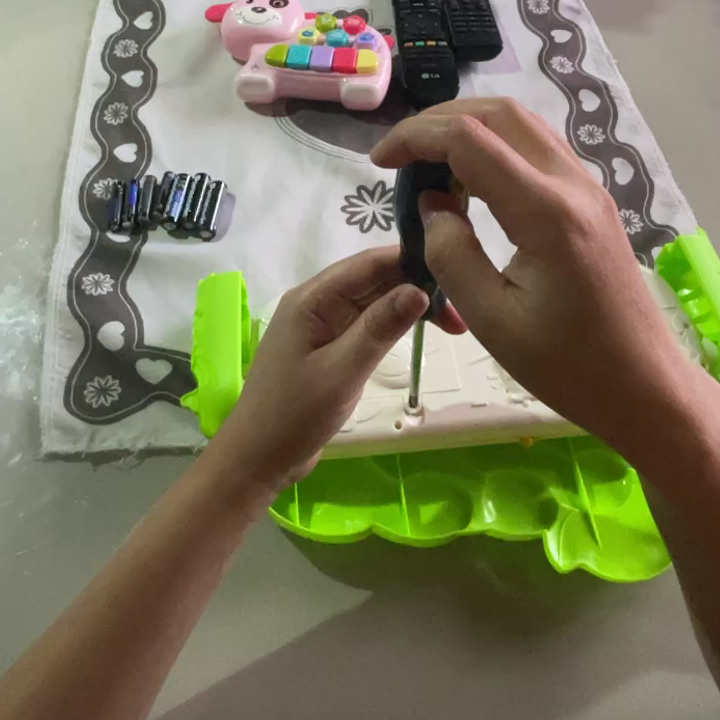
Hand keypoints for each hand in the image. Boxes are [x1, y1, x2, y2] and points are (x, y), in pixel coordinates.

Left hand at [205, 247, 465, 493]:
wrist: (257, 459)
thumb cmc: (294, 415)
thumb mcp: (342, 371)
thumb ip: (379, 328)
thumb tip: (420, 290)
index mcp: (312, 299)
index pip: (368, 264)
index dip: (410, 260)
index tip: (454, 268)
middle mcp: (317, 302)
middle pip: (373, 279)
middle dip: (415, 285)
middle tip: (462, 306)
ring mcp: (323, 325)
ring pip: (373, 300)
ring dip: (408, 306)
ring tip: (453, 321)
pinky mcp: (329, 346)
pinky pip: (366, 323)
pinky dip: (393, 324)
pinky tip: (420, 331)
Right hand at [369, 98, 719, 450]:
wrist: (644, 384)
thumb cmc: (568, 366)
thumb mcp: (492, 319)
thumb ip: (451, 253)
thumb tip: (433, 203)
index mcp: (546, 213)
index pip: (469, 140)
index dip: (415, 138)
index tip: (379, 162)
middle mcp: (572, 184)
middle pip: (498, 113)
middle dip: (438, 121)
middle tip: (398, 155)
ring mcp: (588, 187)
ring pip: (521, 123)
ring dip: (468, 127)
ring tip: (427, 162)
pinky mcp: (591, 200)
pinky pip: (538, 148)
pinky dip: (495, 145)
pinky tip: (471, 179)